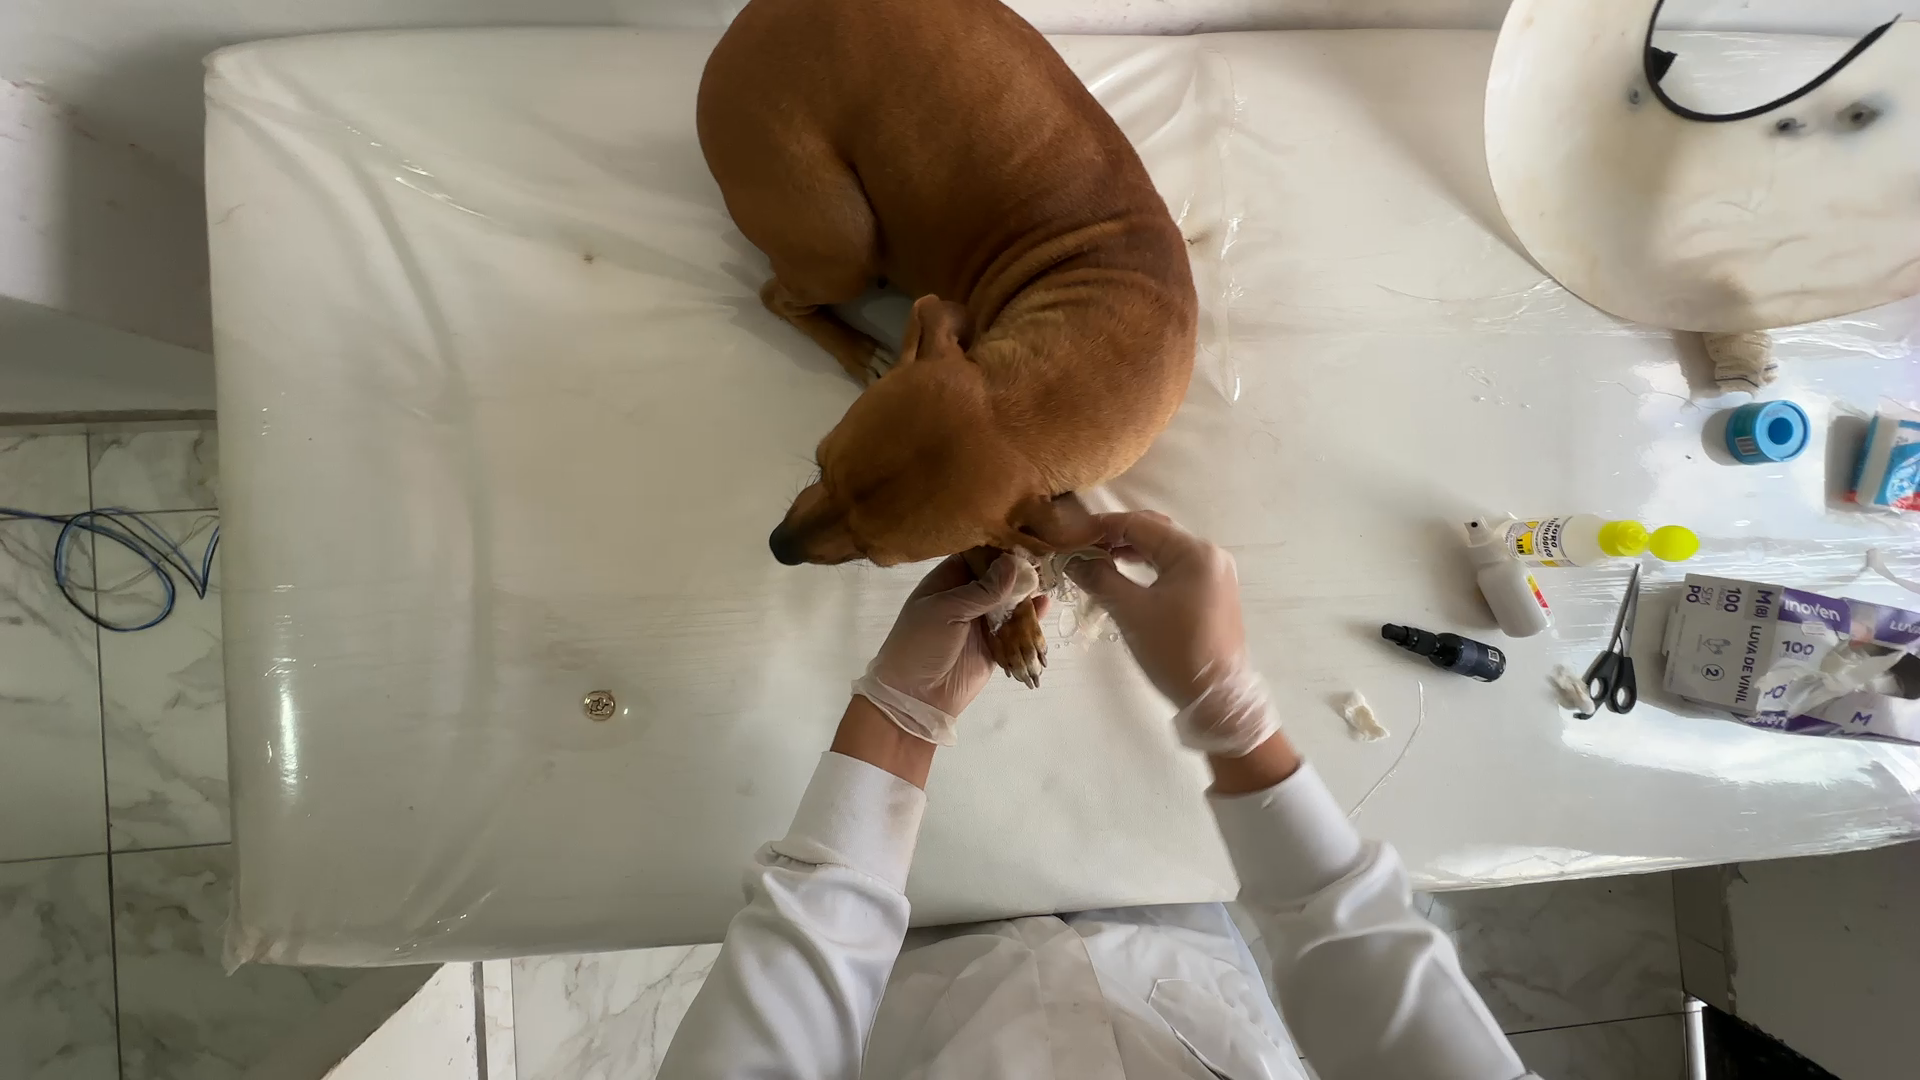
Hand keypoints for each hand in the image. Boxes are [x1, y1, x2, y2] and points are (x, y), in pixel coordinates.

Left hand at [853, 554, 1046, 744]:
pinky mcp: (994, 644)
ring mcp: (981, 621)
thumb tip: (1015, 562)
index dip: (998, 548)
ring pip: (1009, 602)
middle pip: (996, 577)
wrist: (916, 696)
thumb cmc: (921, 644)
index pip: (975, 555)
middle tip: (1043, 558)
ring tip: (1048, 580)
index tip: (1024, 538)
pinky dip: (1030, 619)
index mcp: (947, 582)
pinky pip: (1016, 628)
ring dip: (1026, 594)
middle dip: (1018, 570)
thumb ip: (983, 589)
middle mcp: (965, 597)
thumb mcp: (947, 610)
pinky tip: (1046, 605)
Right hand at [1066, 512, 1276, 756]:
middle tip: (1081, 547)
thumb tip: (1071, 560)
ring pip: (1164, 550)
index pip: (1139, 524)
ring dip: (1130, 552)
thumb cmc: (1175, 651)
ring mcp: (1214, 573)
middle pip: (1154, 532)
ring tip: (1096, 560)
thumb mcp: (1132, 612)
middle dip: (1116, 537)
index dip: (1102, 527)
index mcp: (1195, 553)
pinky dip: (1147, 567)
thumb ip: (1100, 578)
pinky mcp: (1211, 592)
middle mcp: (1209, 555)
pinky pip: (1174, 568)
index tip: (1070, 535)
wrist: (1216, 699)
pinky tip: (1123, 574)